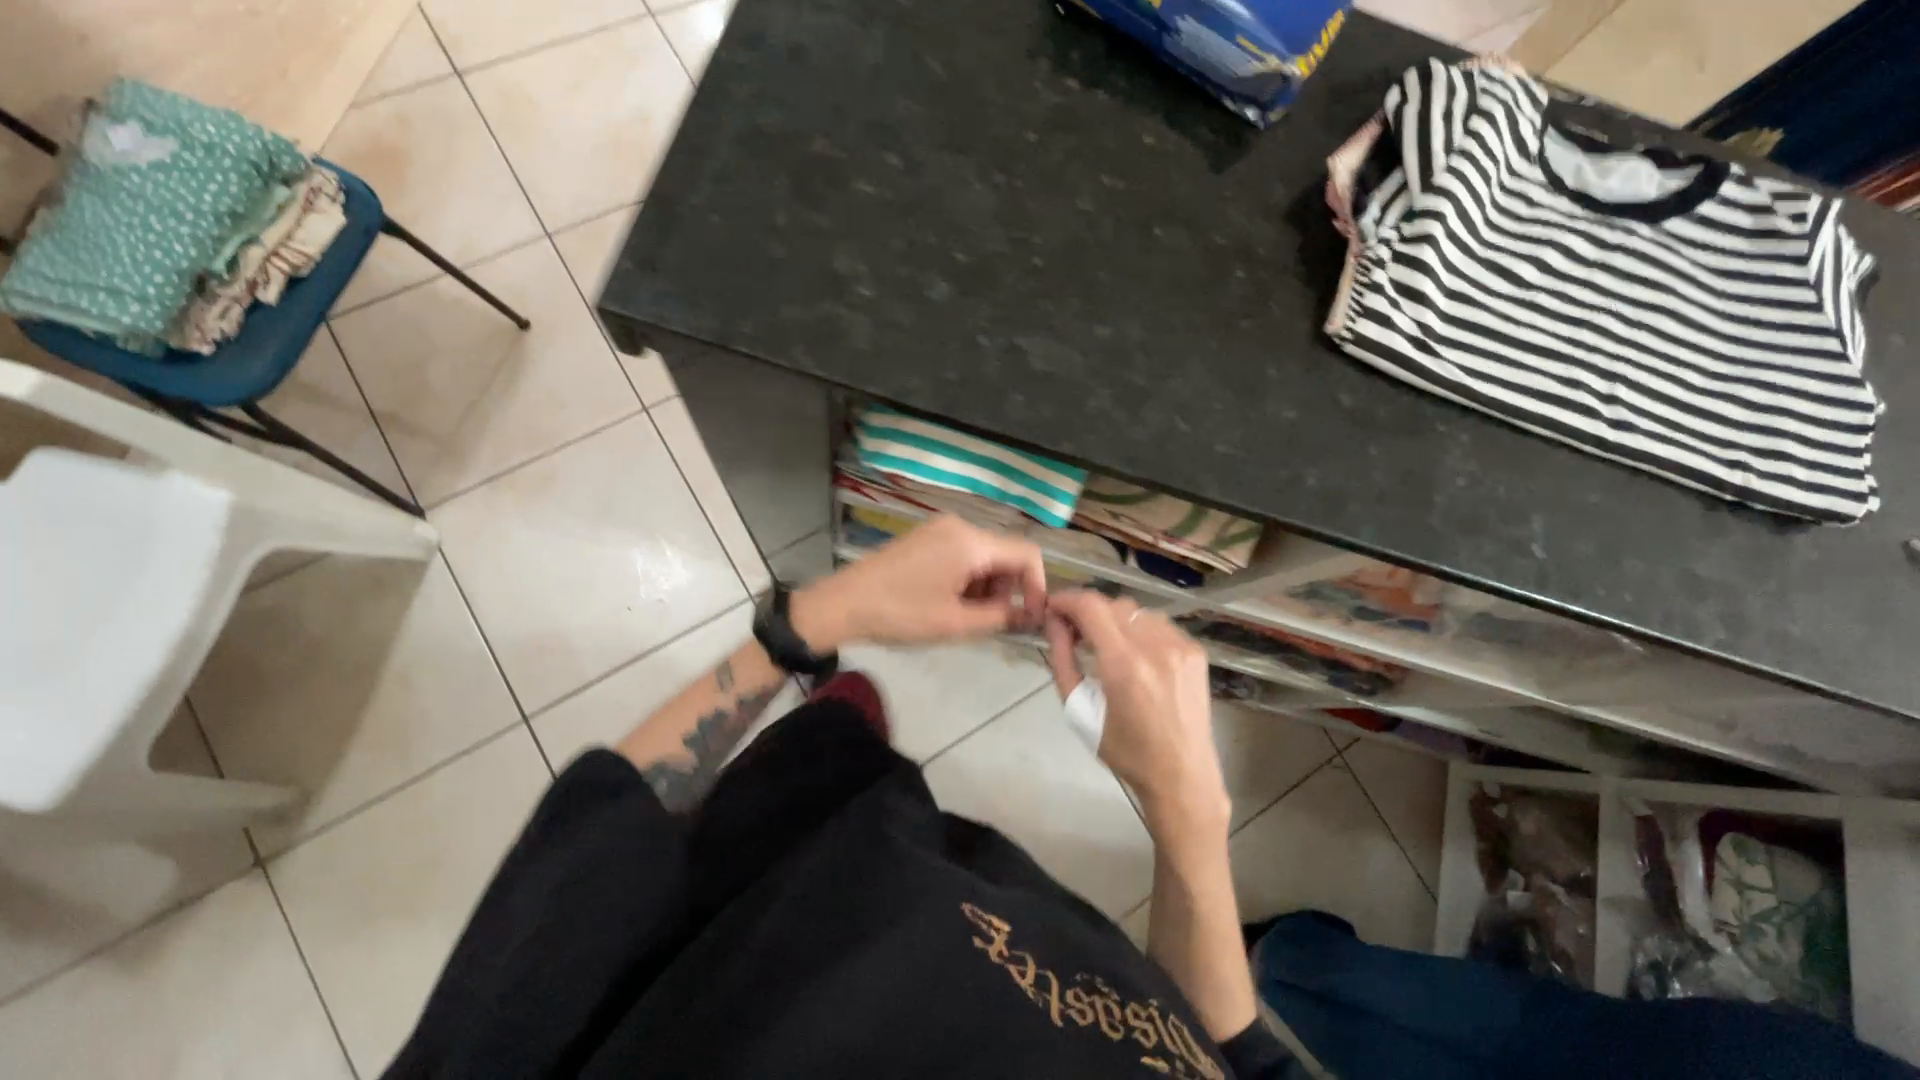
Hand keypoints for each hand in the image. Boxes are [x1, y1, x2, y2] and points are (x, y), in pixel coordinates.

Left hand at [790, 515, 1047, 649]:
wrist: (843, 603)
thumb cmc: (901, 614)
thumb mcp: (956, 623)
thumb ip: (1001, 618)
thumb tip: (1034, 617)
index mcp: (970, 542)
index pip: (1027, 554)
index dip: (1038, 586)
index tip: (1031, 617)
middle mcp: (959, 526)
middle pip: (1005, 554)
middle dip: (1007, 589)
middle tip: (987, 621)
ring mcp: (940, 528)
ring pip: (984, 556)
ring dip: (985, 587)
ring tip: (962, 614)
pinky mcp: (926, 537)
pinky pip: (963, 553)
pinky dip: (967, 578)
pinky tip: (946, 601)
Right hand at [1044, 591, 1229, 841]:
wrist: (1182, 774)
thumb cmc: (1126, 751)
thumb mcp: (1080, 711)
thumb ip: (1063, 661)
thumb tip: (1054, 623)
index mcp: (1124, 665)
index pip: (1090, 607)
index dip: (1066, 600)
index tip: (1052, 608)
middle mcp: (1156, 647)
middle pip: (1112, 605)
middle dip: (1087, 611)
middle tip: (1072, 631)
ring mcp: (1181, 647)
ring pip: (1136, 611)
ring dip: (1114, 619)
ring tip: (1104, 643)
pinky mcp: (1195, 652)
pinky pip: (1159, 625)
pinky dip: (1139, 630)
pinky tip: (1134, 653)